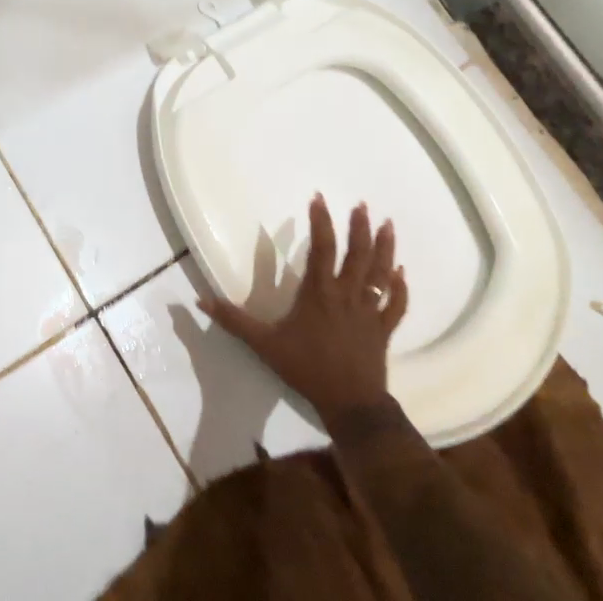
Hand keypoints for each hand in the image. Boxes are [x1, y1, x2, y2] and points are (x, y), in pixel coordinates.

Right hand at [197, 195, 408, 429]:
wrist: (349, 402)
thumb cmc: (305, 368)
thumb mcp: (263, 344)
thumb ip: (233, 321)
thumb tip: (201, 301)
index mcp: (319, 293)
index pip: (322, 248)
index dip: (321, 222)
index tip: (319, 199)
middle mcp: (346, 295)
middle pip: (357, 254)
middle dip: (359, 227)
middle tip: (362, 205)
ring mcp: (369, 311)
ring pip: (380, 273)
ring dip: (385, 248)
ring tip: (388, 224)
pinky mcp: (383, 329)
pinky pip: (396, 304)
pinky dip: (400, 287)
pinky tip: (401, 272)